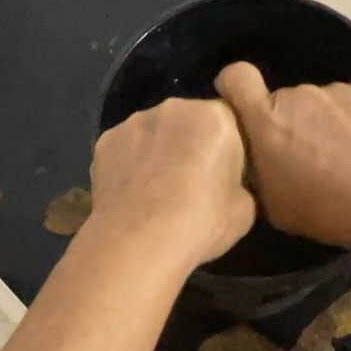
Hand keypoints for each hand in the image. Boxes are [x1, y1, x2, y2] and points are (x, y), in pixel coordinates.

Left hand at [89, 98, 256, 267]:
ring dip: (159, 151)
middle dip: (191, 143)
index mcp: (216, 117)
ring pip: (154, 132)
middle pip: (189, 120)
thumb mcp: (246, 209)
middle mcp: (173, 108)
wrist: (138, 242)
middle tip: (190, 182)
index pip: (230, 122)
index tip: (224, 174)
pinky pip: (126, 147)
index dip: (228, 147)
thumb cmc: (202, 223)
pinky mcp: (104, 140)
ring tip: (156, 190)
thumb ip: (240, 183)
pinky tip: (131, 192)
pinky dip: (130, 163)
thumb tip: (230, 185)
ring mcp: (133, 122)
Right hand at [213, 62, 350, 255]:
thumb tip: (257, 155)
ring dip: (321, 122)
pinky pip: (348, 102)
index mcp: (267, 121)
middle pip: (280, 99)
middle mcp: (298, 95)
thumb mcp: (274, 206)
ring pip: (316, 103)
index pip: (235, 77)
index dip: (234, 88)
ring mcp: (336, 90)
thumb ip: (256, 169)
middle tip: (305, 156)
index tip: (244, 109)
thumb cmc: (330, 210)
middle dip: (287, 122)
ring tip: (342, 155)